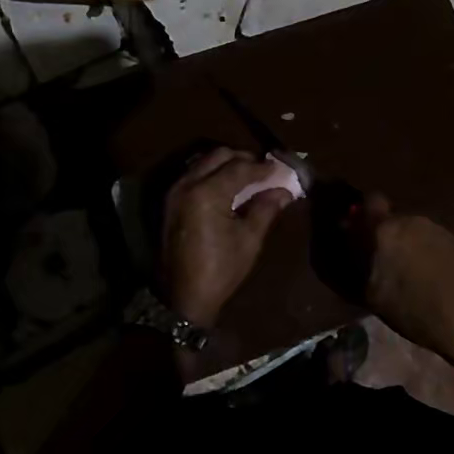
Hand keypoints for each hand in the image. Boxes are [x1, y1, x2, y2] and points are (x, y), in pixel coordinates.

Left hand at [160, 148, 296, 326]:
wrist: (183, 297)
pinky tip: (226, 186)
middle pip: (218, 156)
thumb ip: (265, 209)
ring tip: (247, 176)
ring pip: (203, 162)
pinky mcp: (169, 202)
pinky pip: (192, 175)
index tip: (280, 169)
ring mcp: (174, 192)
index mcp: (207, 193)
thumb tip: (284, 191)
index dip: (262, 167)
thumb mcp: (249, 240)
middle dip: (242, 158)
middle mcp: (187, 184)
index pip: (239, 167)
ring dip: (225, 163)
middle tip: (263, 169)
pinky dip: (211, 173)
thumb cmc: (220, 270)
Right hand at [314, 189, 453, 350]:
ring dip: (411, 248)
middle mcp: (412, 221)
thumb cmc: (414, 307)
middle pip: (394, 220)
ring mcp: (441, 231)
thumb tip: (355, 252)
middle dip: (388, 236)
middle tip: (384, 263)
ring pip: (417, 233)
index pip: (370, 202)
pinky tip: (433, 282)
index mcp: (384, 228)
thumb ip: (362, 267)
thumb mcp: (375, 295)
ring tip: (412, 277)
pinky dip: (431, 258)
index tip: (357, 230)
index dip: (363, 213)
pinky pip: (436, 246)